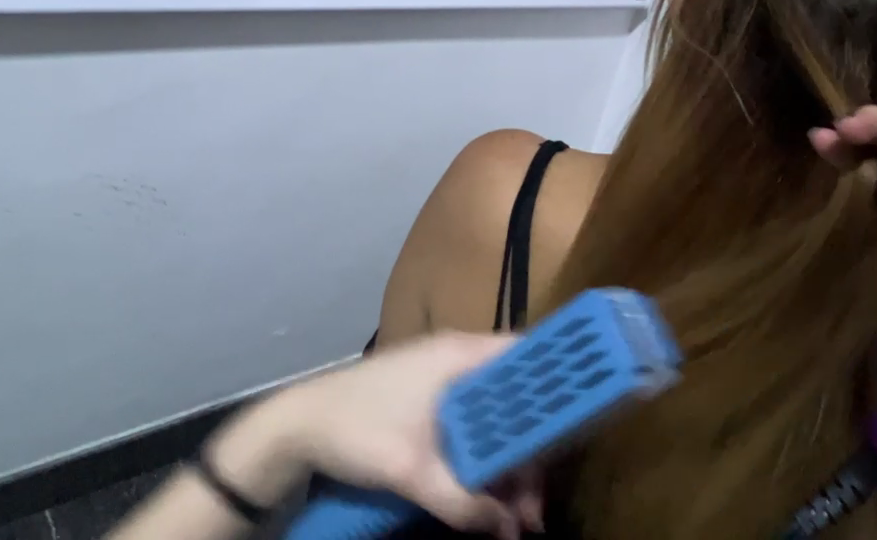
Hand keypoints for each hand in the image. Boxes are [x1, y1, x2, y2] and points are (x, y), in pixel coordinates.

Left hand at [221, 333, 543, 537]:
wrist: (298, 426)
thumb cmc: (358, 428)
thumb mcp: (411, 469)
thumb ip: (462, 500)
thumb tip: (508, 531)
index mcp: (461, 356)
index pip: (525, 354)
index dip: (556, 384)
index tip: (578, 428)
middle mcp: (458, 360)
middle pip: (513, 397)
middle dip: (528, 452)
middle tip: (535, 505)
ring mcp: (441, 381)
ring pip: (492, 417)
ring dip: (505, 464)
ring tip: (514, 518)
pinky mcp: (427, 403)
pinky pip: (471, 427)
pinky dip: (482, 460)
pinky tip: (487, 499)